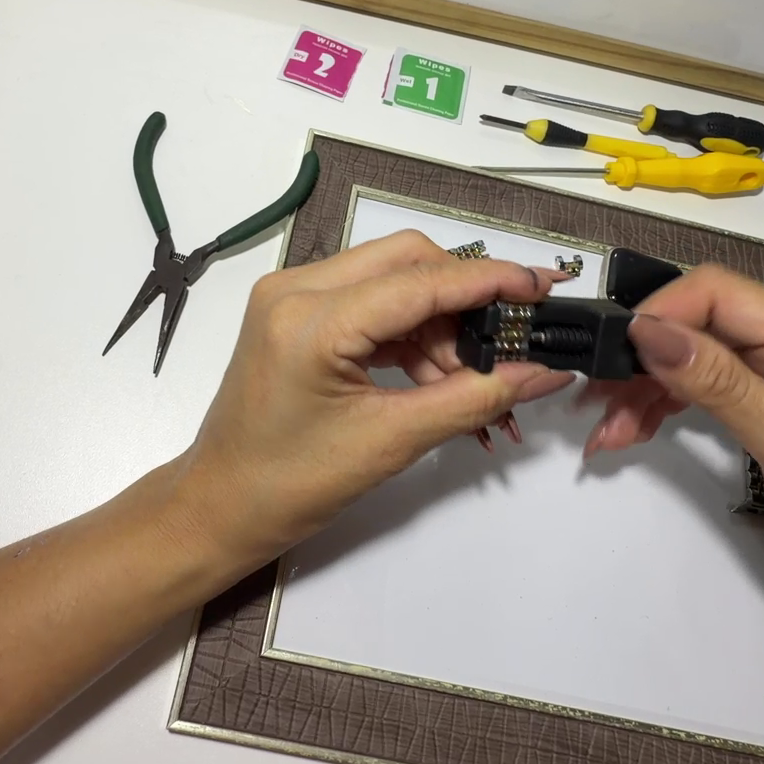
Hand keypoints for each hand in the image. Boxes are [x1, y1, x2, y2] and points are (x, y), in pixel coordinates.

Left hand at [166, 231, 576, 567]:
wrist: (221, 504)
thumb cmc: (290, 485)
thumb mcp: (391, 441)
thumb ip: (473, 398)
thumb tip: (542, 372)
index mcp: (311, 318)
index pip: (419, 280)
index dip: (487, 281)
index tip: (541, 287)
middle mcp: (296, 287)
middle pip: (406, 259)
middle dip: (462, 297)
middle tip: (503, 343)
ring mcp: (292, 295)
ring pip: (392, 279)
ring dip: (438, 322)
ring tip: (465, 382)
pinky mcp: (297, 311)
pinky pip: (371, 301)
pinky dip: (409, 331)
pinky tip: (434, 375)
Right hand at [582, 264, 763, 603]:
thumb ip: (721, 384)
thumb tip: (649, 331)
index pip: (718, 291)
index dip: (659, 312)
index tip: (614, 357)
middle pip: (696, 322)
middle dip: (642, 358)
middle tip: (598, 402)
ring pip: (690, 352)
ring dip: (644, 387)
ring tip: (610, 430)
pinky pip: (701, 381)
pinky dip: (662, 403)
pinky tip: (634, 429)